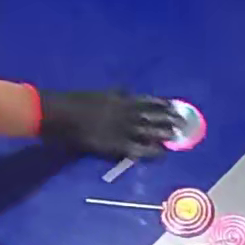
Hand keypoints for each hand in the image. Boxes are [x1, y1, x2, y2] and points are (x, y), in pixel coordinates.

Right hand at [36, 90, 178, 157]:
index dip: (161, 104)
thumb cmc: (75, 104)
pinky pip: (138, 148)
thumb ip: (115, 94)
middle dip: (168, 119)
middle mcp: (124, 112)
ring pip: (149, 130)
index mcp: (119, 99)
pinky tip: (162, 153)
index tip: (174, 106)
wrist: (61, 114)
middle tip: (183, 123)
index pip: (147, 101)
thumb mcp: (99, 94)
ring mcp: (121, 128)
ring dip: (164, 134)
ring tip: (177, 137)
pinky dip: (151, 151)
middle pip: (152, 115)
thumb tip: (126, 90)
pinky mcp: (116, 143)